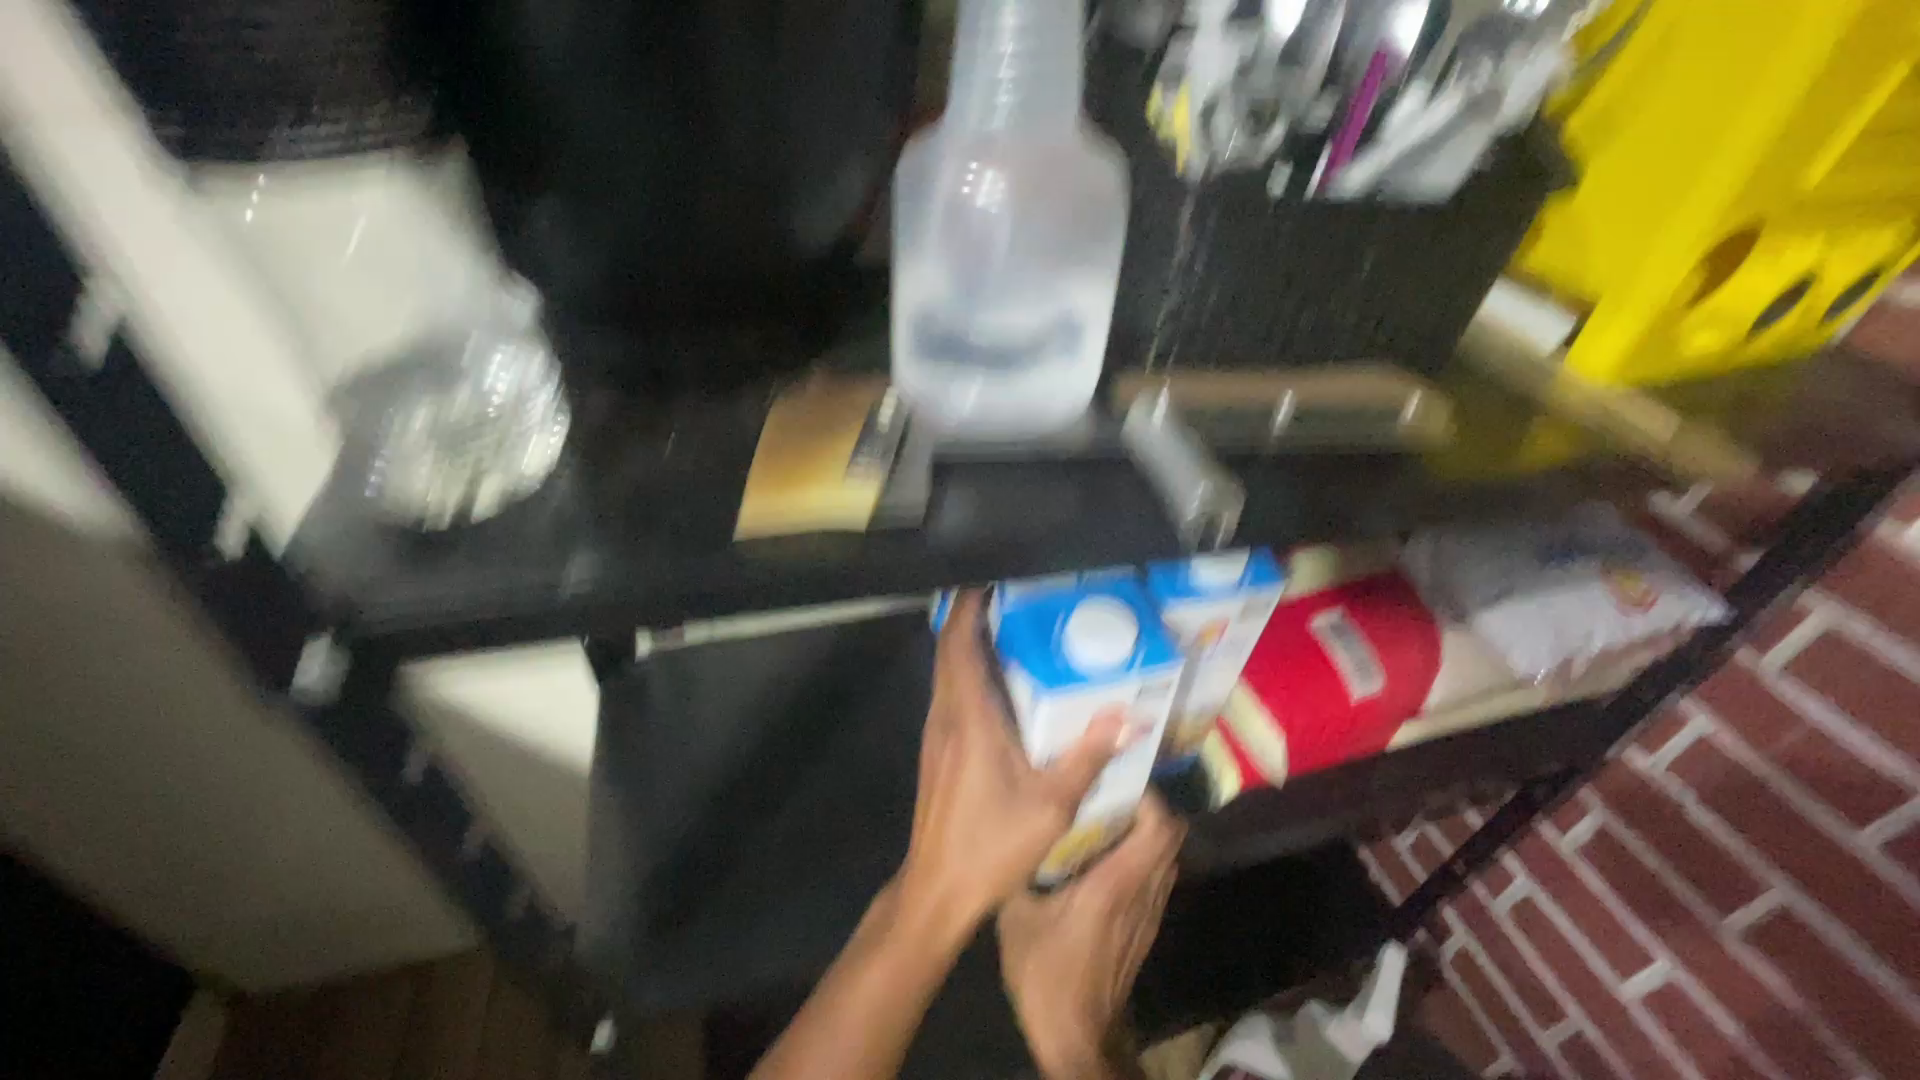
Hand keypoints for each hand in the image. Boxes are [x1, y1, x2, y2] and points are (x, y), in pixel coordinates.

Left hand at [899, 591, 1125, 935]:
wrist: (937, 888)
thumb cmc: (991, 845)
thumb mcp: (1051, 805)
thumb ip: (1087, 757)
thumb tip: (1127, 716)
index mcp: (969, 718)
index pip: (958, 644)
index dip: (969, 606)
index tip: (992, 580)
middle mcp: (946, 716)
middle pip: (950, 650)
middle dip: (974, 617)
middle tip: (1017, 599)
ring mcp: (937, 734)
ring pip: (948, 672)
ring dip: (970, 645)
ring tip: (1014, 631)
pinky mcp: (938, 751)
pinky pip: (951, 694)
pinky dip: (969, 674)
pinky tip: (1004, 687)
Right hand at [997, 796, 1184, 1079]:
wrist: (1077, 1035)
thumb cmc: (1047, 973)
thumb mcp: (1018, 917)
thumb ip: (1020, 871)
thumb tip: (1014, 837)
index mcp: (1115, 883)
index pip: (1160, 826)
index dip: (1147, 796)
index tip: (1115, 778)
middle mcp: (1142, 892)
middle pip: (1171, 836)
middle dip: (1147, 807)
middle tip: (1108, 791)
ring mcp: (1149, 912)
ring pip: (1166, 857)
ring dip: (1146, 832)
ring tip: (1104, 818)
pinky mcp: (1145, 928)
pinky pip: (1156, 877)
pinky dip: (1141, 857)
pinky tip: (1103, 858)